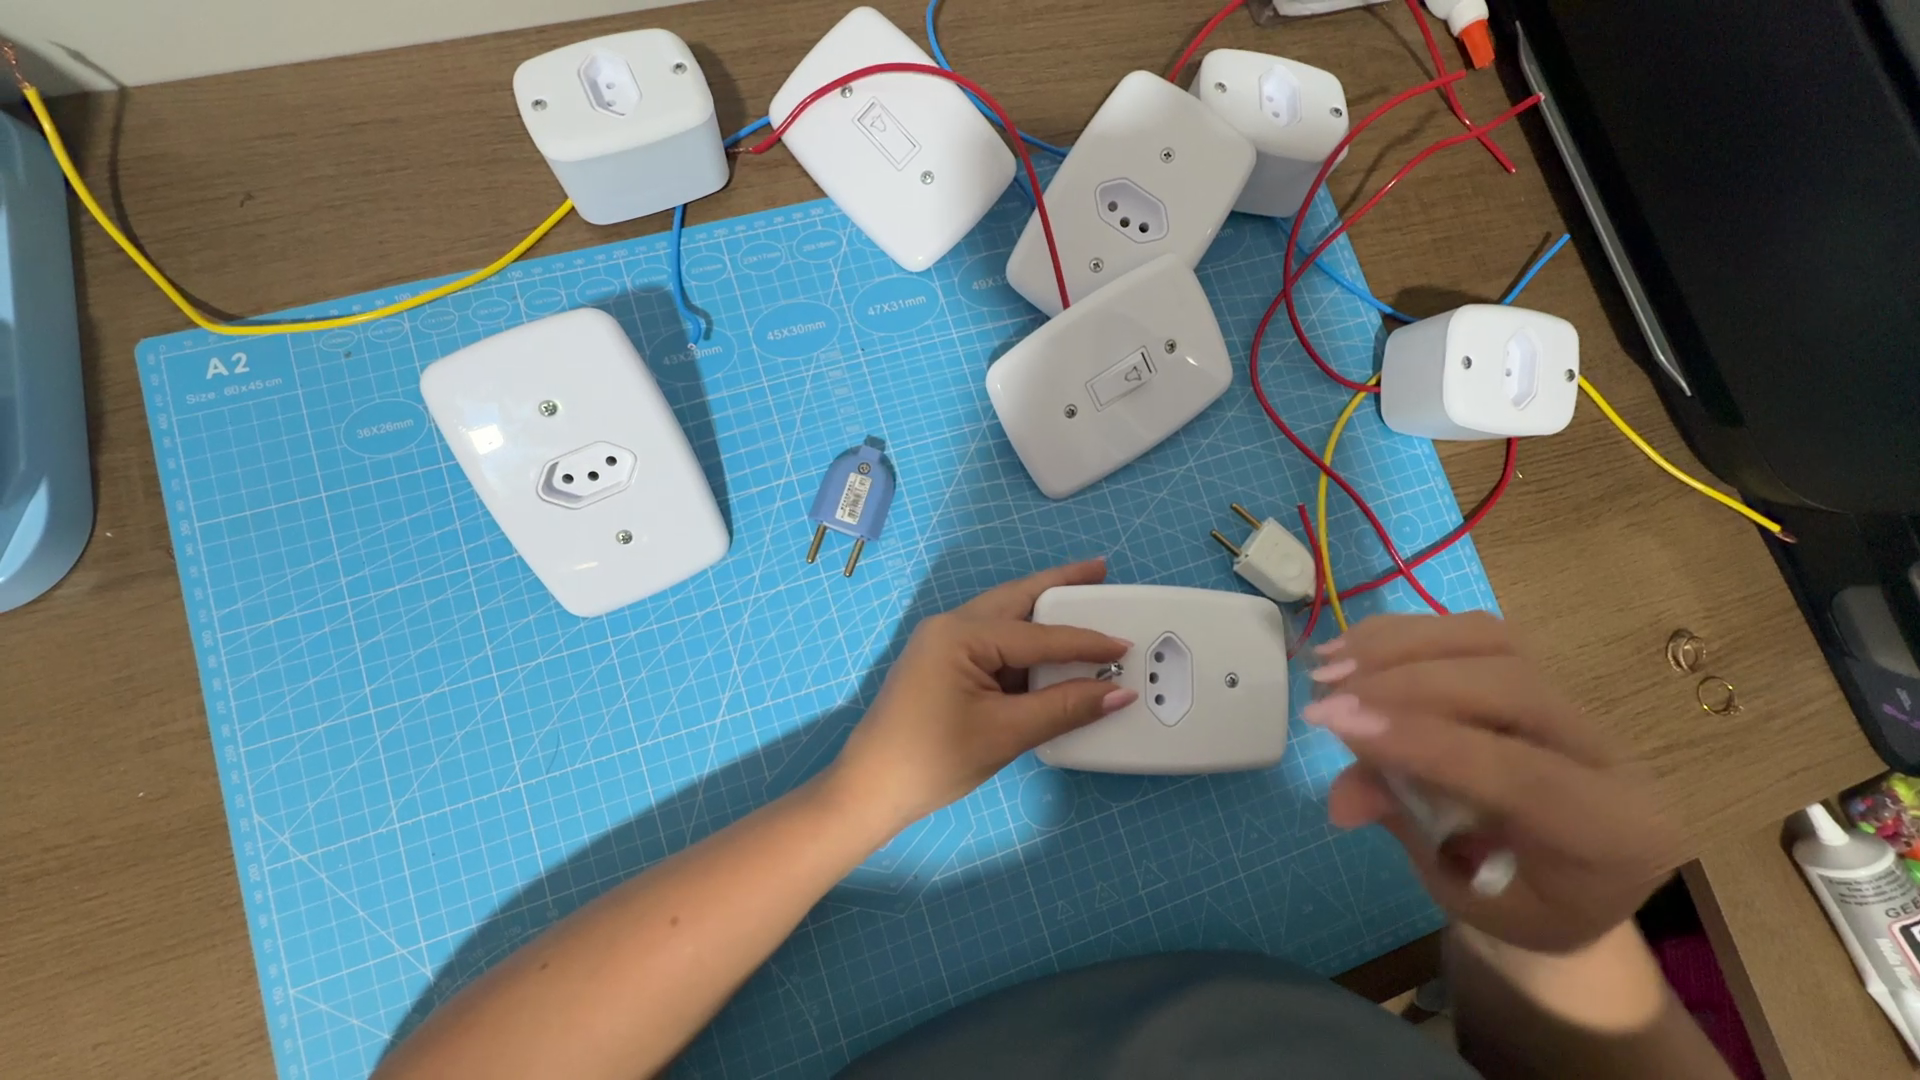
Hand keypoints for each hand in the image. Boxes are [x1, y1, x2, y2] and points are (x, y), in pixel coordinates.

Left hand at [831, 558, 1135, 830]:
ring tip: (1082, 598)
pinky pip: (994, 642)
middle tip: (1100, 571)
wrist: (870, 789)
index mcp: (960, 633)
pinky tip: (1049, 648)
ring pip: (1003, 617)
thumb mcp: (1006, 733)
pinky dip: (1025, 642)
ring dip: (1042, 612)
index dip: (1086, 641)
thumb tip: (1117, 693)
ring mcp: (943, 645)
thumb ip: (1064, 707)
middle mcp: (950, 627)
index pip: (1038, 633)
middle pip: (1016, 599)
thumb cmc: (933, 758)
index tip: (1125, 645)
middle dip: (1059, 585)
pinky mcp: (943, 665)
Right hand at [1303, 613, 1680, 952]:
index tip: (1336, 722)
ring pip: (1492, 642)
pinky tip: (1352, 648)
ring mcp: (1577, 702)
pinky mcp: (1541, 672)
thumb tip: (1341, 798)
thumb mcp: (1465, 892)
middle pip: (1510, 685)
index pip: (1520, 772)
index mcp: (1610, 830)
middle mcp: (1608, 752)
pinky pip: (1475, 632)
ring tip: (1330, 662)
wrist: (1574, 881)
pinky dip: (1405, 634)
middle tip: (1327, 694)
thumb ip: (1409, 829)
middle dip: (1404, 684)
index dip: (1422, 741)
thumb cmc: (1519, 900)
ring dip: (1399, 645)